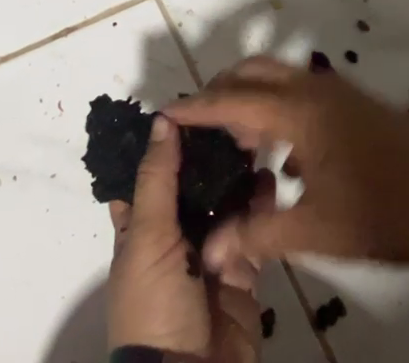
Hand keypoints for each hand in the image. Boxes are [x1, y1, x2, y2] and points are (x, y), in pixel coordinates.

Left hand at [108, 115, 263, 362]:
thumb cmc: (154, 302)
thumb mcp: (147, 236)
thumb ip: (158, 179)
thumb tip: (161, 120)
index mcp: (138, 229)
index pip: (146, 175)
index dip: (160, 143)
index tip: (183, 106)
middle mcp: (171, 237)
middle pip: (189, 186)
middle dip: (207, 156)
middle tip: (230, 116)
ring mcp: (207, 253)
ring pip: (223, 204)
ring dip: (236, 176)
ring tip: (254, 139)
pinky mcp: (241, 271)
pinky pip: (250, 232)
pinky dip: (260, 208)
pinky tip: (270, 179)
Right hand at [164, 57, 408, 276]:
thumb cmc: (388, 213)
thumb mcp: (319, 231)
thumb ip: (259, 233)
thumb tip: (210, 248)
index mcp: (299, 111)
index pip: (231, 101)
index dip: (195, 108)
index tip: (165, 114)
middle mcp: (315, 89)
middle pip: (252, 72)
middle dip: (219, 92)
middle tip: (199, 126)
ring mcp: (340, 91)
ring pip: (279, 77)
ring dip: (251, 97)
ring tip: (237, 141)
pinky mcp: (358, 103)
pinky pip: (302, 91)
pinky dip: (279, 106)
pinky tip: (284, 156)